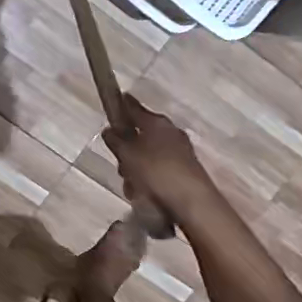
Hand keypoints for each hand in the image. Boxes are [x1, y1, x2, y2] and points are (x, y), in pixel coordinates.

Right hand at [103, 95, 216, 211]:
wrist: (193, 202)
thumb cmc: (157, 172)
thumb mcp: (128, 155)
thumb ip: (116, 141)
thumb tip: (109, 129)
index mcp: (157, 123)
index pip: (136, 108)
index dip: (124, 105)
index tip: (117, 99)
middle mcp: (171, 133)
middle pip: (140, 137)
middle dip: (127, 152)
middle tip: (120, 164)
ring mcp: (180, 153)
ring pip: (147, 157)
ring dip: (136, 171)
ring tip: (132, 188)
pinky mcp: (185, 172)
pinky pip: (158, 172)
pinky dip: (149, 181)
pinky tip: (144, 196)